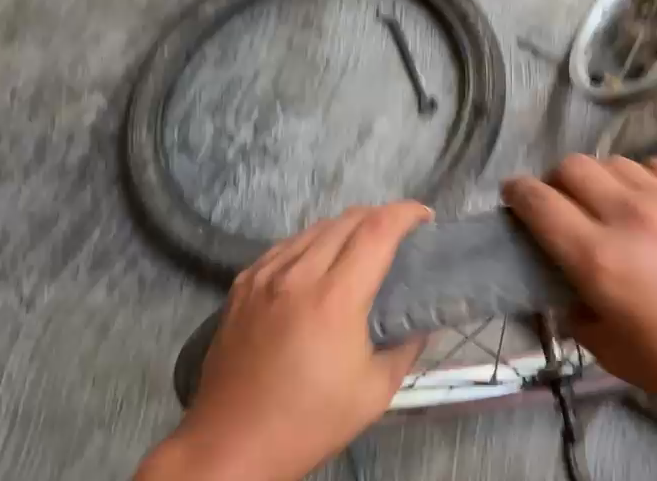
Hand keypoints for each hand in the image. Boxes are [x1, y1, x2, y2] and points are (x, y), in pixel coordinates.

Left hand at [138, 202, 431, 480]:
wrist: (232, 443)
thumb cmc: (309, 421)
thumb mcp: (374, 392)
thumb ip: (405, 347)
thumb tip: (421, 320)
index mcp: (334, 298)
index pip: (377, 230)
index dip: (405, 213)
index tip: (424, 216)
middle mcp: (297, 275)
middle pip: (347, 220)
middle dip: (380, 216)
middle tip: (398, 235)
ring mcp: (265, 275)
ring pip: (315, 228)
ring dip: (346, 227)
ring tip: (361, 246)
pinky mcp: (243, 283)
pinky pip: (286, 246)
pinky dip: (312, 243)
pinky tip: (318, 262)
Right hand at [501, 155, 656, 431]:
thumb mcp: (613, 353)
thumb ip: (577, 314)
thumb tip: (564, 290)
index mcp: (598, 259)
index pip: (539, 204)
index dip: (517, 193)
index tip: (512, 195)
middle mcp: (627, 216)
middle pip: (571, 167)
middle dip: (554, 180)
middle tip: (558, 202)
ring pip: (612, 162)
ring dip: (598, 178)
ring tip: (606, 202)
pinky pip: (655, 165)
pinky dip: (639, 177)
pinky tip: (647, 200)